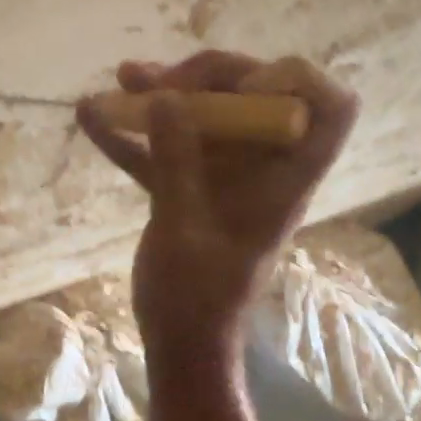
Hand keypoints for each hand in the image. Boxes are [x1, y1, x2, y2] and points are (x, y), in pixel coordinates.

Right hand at [77, 51, 356, 351]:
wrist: (180, 342)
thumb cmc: (197, 299)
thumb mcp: (184, 230)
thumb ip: (177, 164)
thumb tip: (166, 97)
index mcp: (286, 179)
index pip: (331, 111)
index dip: (297, 83)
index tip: (244, 89)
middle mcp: (261, 168)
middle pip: (254, 97)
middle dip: (207, 78)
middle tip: (159, 83)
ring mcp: (224, 176)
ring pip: (206, 116)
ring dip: (164, 94)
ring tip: (122, 78)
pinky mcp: (188, 187)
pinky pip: (164, 149)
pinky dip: (132, 135)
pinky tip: (89, 116)